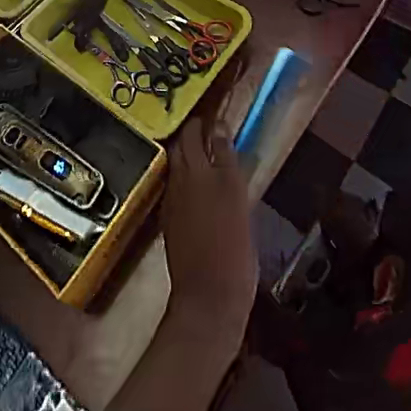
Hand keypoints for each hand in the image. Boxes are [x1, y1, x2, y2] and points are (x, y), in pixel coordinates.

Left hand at [163, 117, 255, 331]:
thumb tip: (220, 130)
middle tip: (209, 129)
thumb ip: (227, 161)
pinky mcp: (171, 217)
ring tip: (206, 151)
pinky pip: (176, 184)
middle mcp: (183, 179)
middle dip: (192, 132)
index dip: (205, 122)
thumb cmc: (234, 250)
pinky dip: (185, 174)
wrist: (209, 295)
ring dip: (188, 152)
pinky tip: (198, 183)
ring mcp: (173, 198)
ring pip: (177, 163)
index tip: (216, 116)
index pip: (197, 133)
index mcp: (201, 171)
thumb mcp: (239, 201)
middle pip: (182, 144)